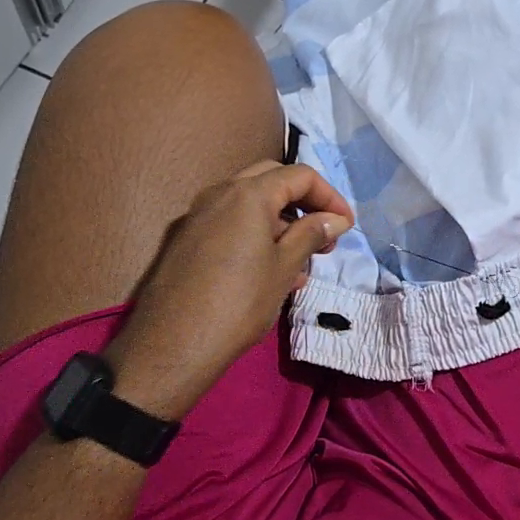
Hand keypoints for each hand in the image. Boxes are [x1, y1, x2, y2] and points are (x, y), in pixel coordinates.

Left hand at [108, 162, 351, 418]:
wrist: (173, 344)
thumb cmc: (239, 303)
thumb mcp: (284, 268)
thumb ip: (311, 234)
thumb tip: (336, 219)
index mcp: (247, 194)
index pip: (299, 175)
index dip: (330, 196)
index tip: (346, 226)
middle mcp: (219, 193)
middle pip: (271, 180)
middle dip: (302, 202)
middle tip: (323, 234)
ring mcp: (197, 215)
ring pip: (248, 203)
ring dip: (279, 222)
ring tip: (300, 262)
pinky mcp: (185, 240)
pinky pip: (228, 224)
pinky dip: (254, 235)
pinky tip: (267, 272)